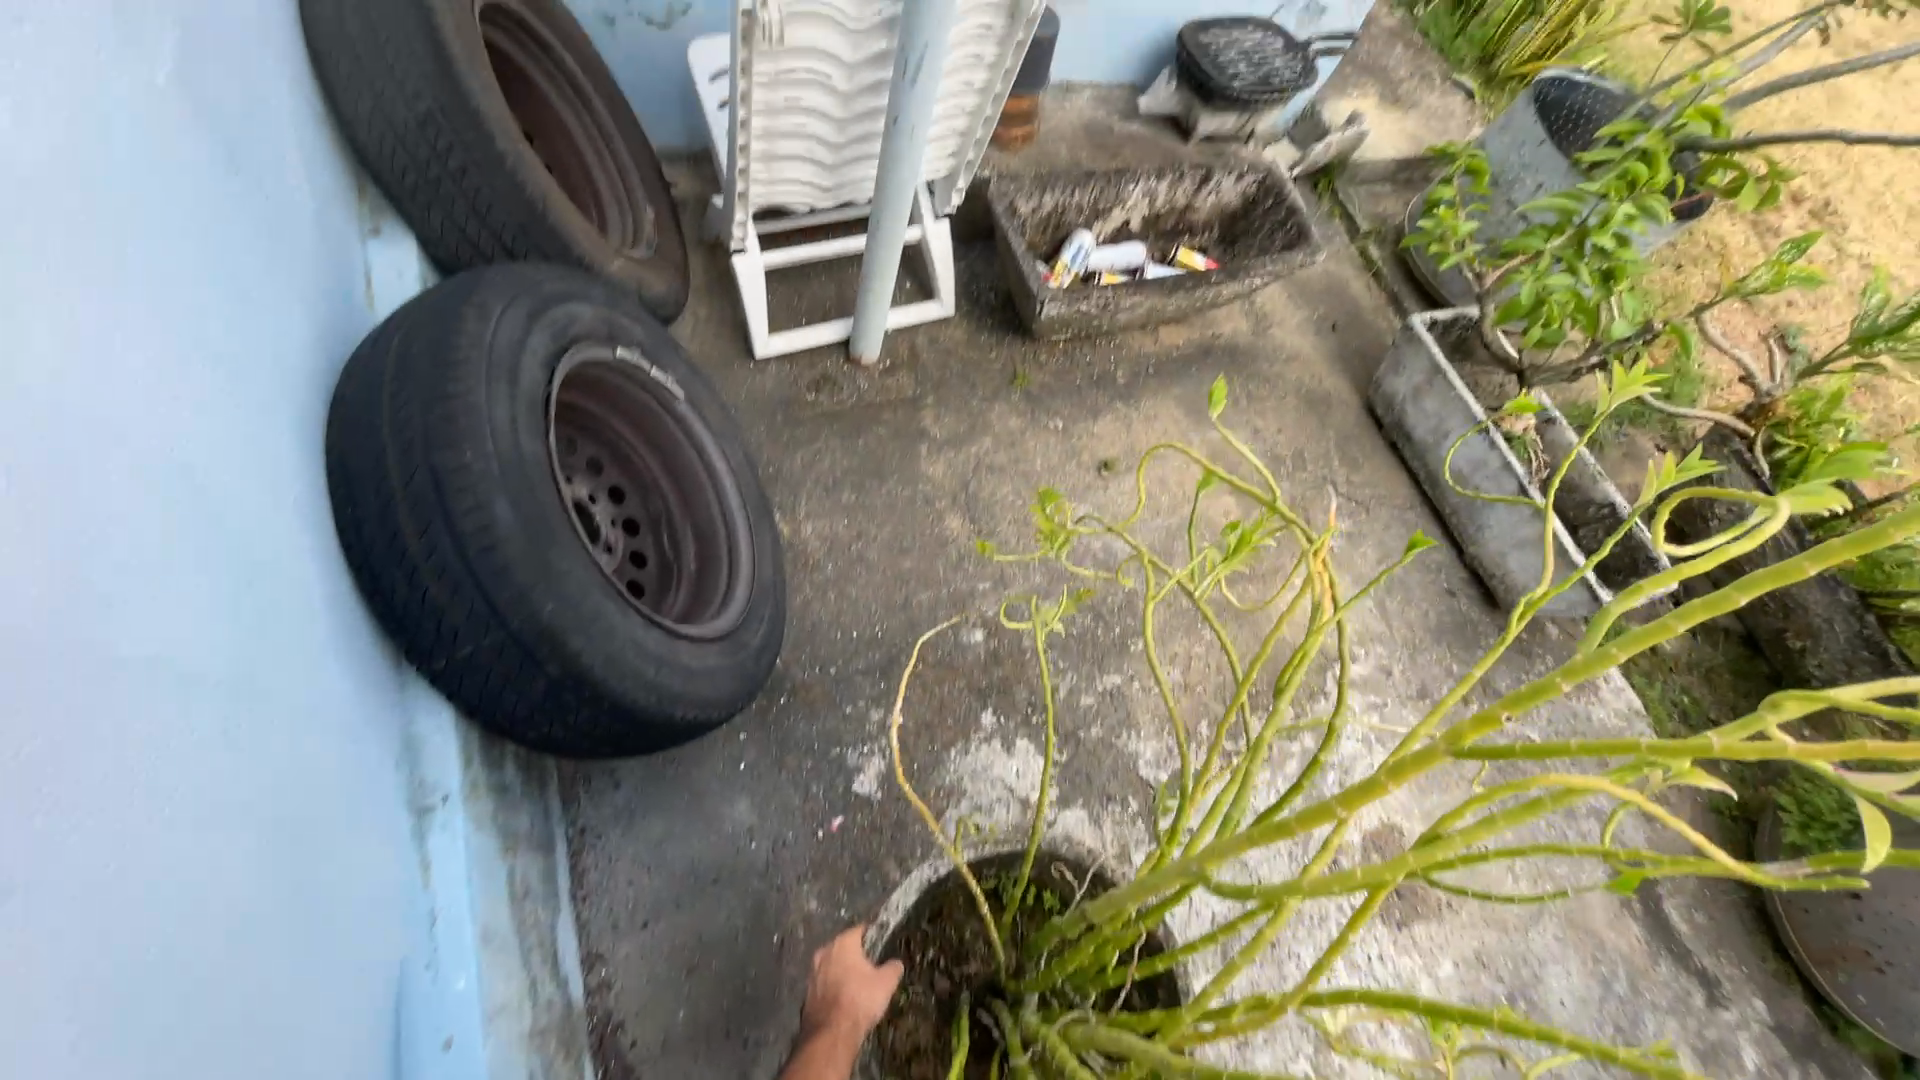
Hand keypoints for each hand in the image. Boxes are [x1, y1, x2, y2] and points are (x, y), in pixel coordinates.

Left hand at [799, 924, 904, 1042]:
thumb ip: (893, 968)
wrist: (831, 1033)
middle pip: (843, 947)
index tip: (879, 941)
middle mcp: (824, 952)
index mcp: (843, 943)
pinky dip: (833, 988)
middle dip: (855, 954)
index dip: (871, 935)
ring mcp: (812, 973)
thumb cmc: (860, 999)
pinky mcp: (806, 993)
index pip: (859, 930)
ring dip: (842, 971)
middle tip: (869, 964)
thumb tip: (896, 963)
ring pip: (831, 966)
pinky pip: (824, 984)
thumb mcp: (886, 982)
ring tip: (856, 983)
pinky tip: (843, 999)